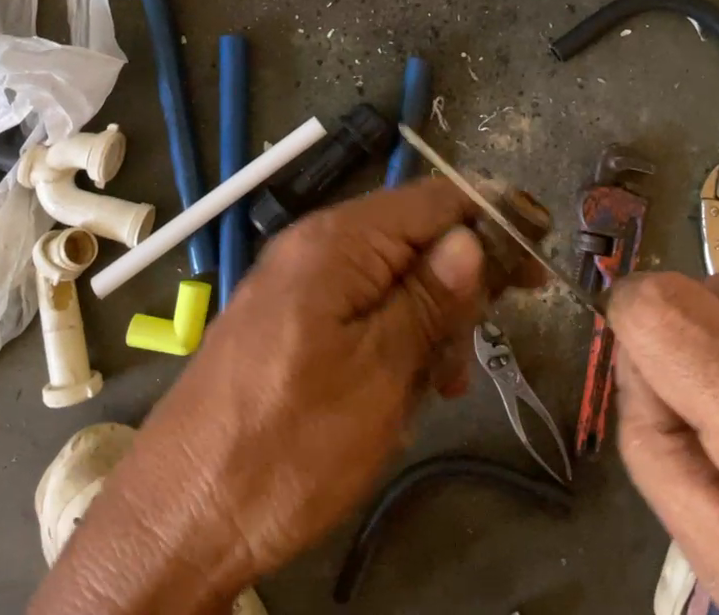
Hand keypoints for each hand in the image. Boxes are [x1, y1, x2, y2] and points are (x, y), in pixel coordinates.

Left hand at [32, 179, 537, 614]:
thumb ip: (429, 298)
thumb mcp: (380, 373)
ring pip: (391, 280)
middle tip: (473, 352)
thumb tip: (472, 239)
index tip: (538, 258)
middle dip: (458, 287)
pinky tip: (401, 391)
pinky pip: (360, 312)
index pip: (435, 199)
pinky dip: (394, 342)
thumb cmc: (288, 446)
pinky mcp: (288, 326)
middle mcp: (313, 248)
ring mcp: (296, 287)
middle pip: (414, 238)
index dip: (494, 219)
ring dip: (429, 324)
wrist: (180, 517)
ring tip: (437, 386)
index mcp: (337, 242)